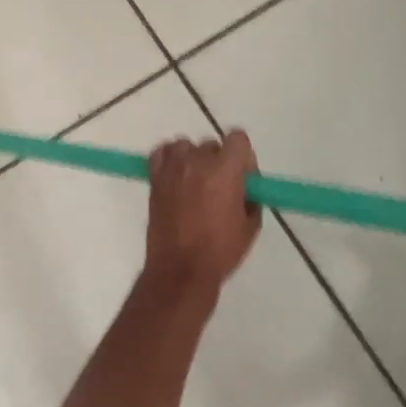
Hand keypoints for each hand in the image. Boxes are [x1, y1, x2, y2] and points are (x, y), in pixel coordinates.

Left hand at [144, 130, 262, 294]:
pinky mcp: (154, 179)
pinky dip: (169, 158)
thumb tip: (243, 184)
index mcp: (225, 171)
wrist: (181, 268)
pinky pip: (160, 153)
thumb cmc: (220, 250)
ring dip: (193, 159)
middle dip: (219, 161)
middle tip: (219, 188)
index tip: (242, 177)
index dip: (243, 156)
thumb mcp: (251, 224)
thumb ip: (250, 195)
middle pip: (212, 145)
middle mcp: (197, 162)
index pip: (238, 138)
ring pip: (185, 146)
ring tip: (195, 183)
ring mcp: (172, 169)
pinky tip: (175, 175)